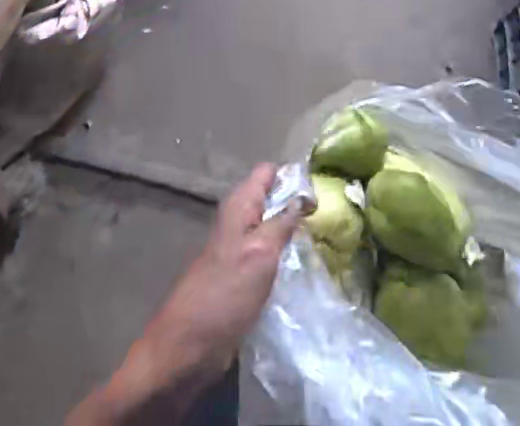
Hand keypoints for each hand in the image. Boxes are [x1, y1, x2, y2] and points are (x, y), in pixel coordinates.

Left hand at [135, 163, 306, 378]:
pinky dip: (286, 256)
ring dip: (294, 233)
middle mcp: (239, 220)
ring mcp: (240, 248)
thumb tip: (304, 195)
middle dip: (298, 205)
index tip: (321, 193)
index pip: (269, 171)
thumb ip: (283, 220)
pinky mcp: (243, 275)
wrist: (190, 347)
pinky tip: (306, 266)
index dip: (294, 176)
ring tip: (324, 240)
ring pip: (273, 227)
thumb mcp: (261, 252)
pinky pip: (270, 254)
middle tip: (329, 219)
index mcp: (239, 205)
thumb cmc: (226, 293)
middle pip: (273, 198)